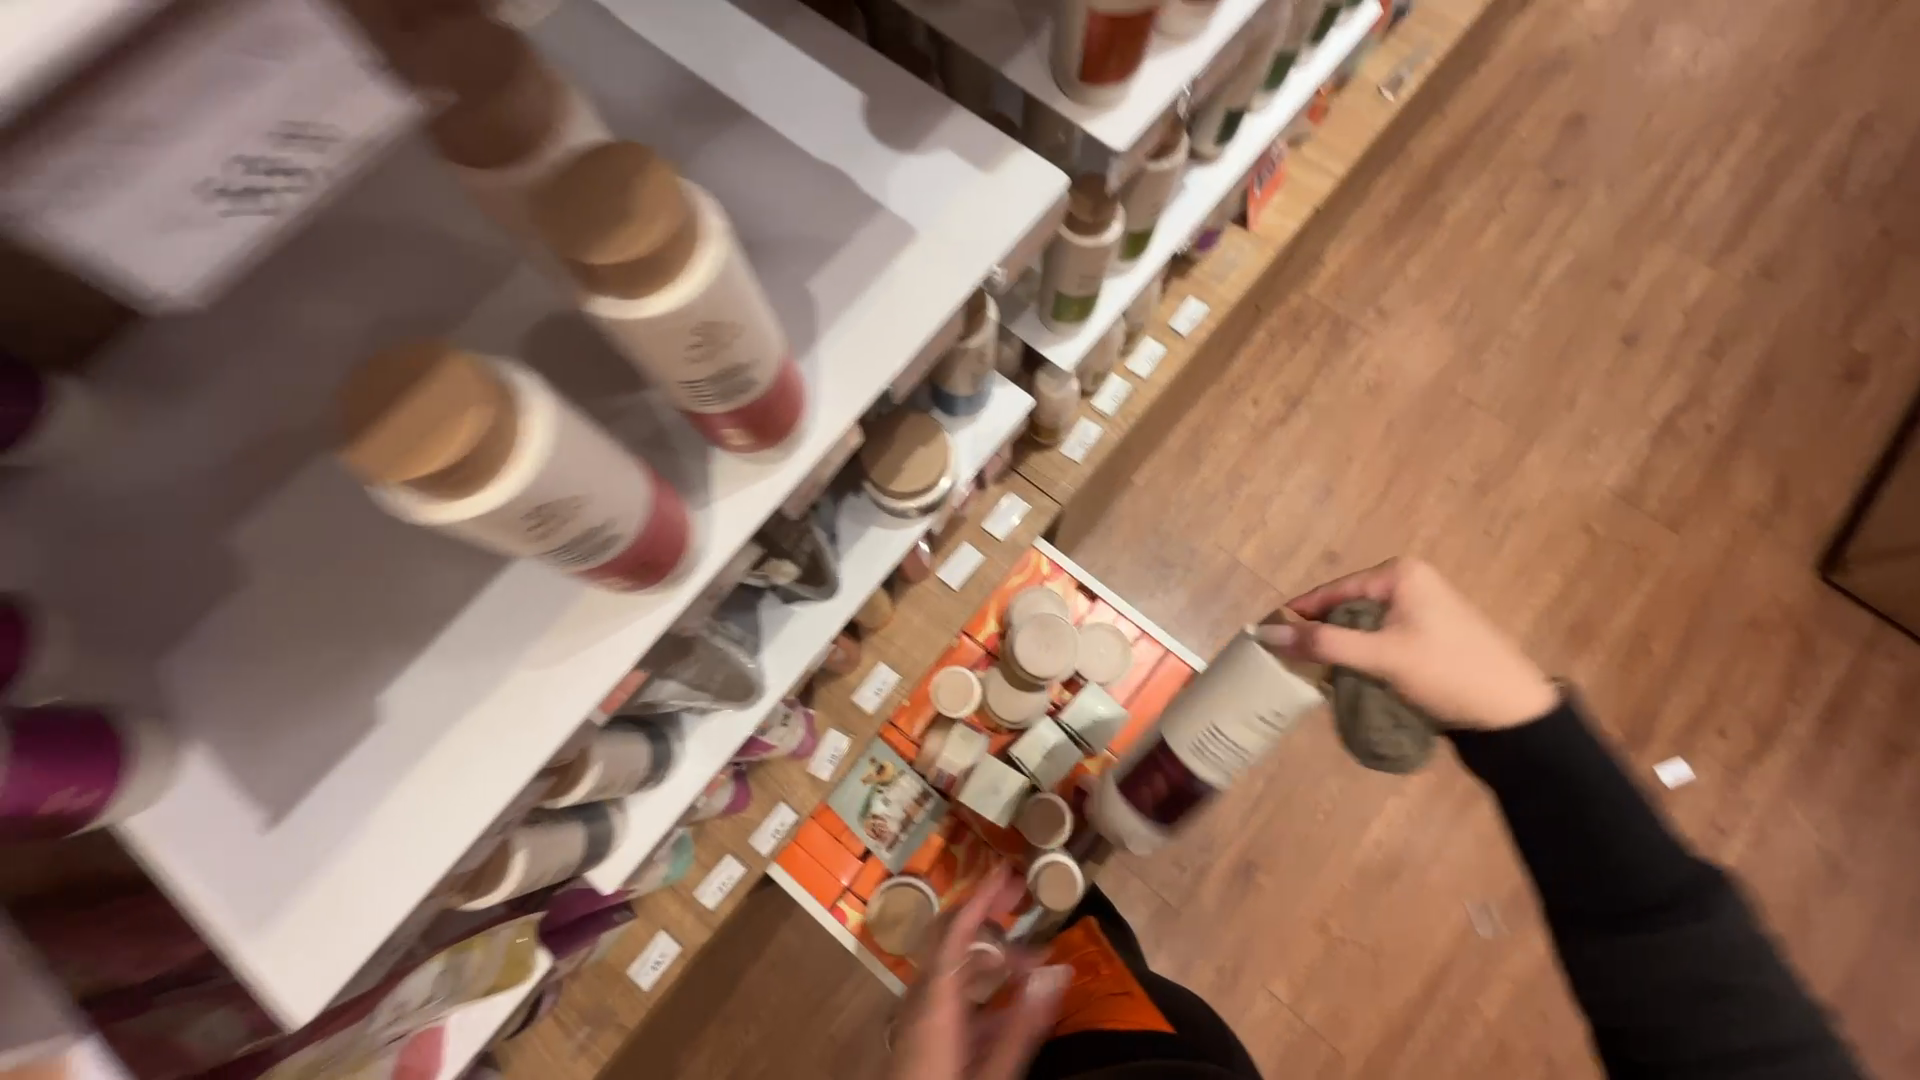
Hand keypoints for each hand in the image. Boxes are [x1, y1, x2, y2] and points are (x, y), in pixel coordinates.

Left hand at [887, 866, 1068, 1079]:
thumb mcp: (993, 1071)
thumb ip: (1023, 1023)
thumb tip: (1058, 971)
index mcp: (936, 999)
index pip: (956, 930)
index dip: (980, 895)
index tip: (1005, 869)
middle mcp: (922, 999)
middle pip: (952, 939)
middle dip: (986, 912)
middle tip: (1020, 893)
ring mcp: (919, 1017)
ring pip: (955, 968)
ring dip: (992, 956)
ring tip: (1034, 959)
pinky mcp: (922, 1037)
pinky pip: (952, 995)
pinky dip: (982, 987)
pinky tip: (1010, 1001)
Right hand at [1257, 557, 1557, 729]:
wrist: (1516, 716)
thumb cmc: (1449, 674)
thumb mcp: (1382, 657)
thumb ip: (1323, 644)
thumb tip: (1264, 634)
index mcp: (1398, 574)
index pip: (1329, 591)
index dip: (1296, 617)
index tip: (1265, 642)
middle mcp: (1408, 581)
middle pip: (1342, 607)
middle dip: (1318, 635)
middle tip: (1292, 664)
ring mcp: (1420, 607)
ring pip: (1359, 624)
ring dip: (1339, 648)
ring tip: (1316, 674)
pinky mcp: (1427, 632)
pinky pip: (1377, 636)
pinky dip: (1360, 654)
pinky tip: (1350, 676)